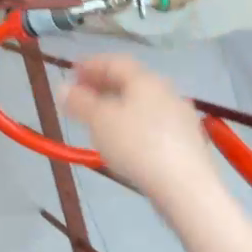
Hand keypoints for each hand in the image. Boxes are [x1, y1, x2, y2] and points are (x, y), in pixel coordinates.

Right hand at [61, 54, 218, 207]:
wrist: (187, 189)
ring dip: (118, 105)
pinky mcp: (188, 142)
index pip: (114, 62)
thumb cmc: (137, 146)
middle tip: (81, 95)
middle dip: (103, 86)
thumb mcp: (98, 121)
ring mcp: (181, 117)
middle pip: (130, 82)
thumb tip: (63, 88)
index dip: (90, 65)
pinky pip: (154, 123)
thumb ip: (79, 102)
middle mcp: (166, 92)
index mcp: (145, 80)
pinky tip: (125, 141)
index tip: (71, 72)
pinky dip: (134, 123)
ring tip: (99, 120)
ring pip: (143, 104)